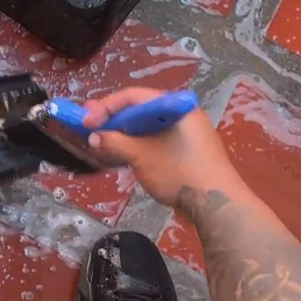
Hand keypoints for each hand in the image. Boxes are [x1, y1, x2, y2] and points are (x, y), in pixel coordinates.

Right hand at [81, 87, 246, 208]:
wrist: (216, 203)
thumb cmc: (179, 172)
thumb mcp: (142, 156)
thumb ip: (115, 142)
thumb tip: (94, 137)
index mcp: (175, 106)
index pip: (134, 97)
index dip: (105, 107)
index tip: (85, 122)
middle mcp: (180, 114)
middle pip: (140, 110)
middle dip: (112, 118)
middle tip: (87, 124)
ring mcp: (184, 133)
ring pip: (146, 127)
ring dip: (121, 133)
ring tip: (98, 139)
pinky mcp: (184, 150)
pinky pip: (154, 140)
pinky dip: (135, 144)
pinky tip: (119, 152)